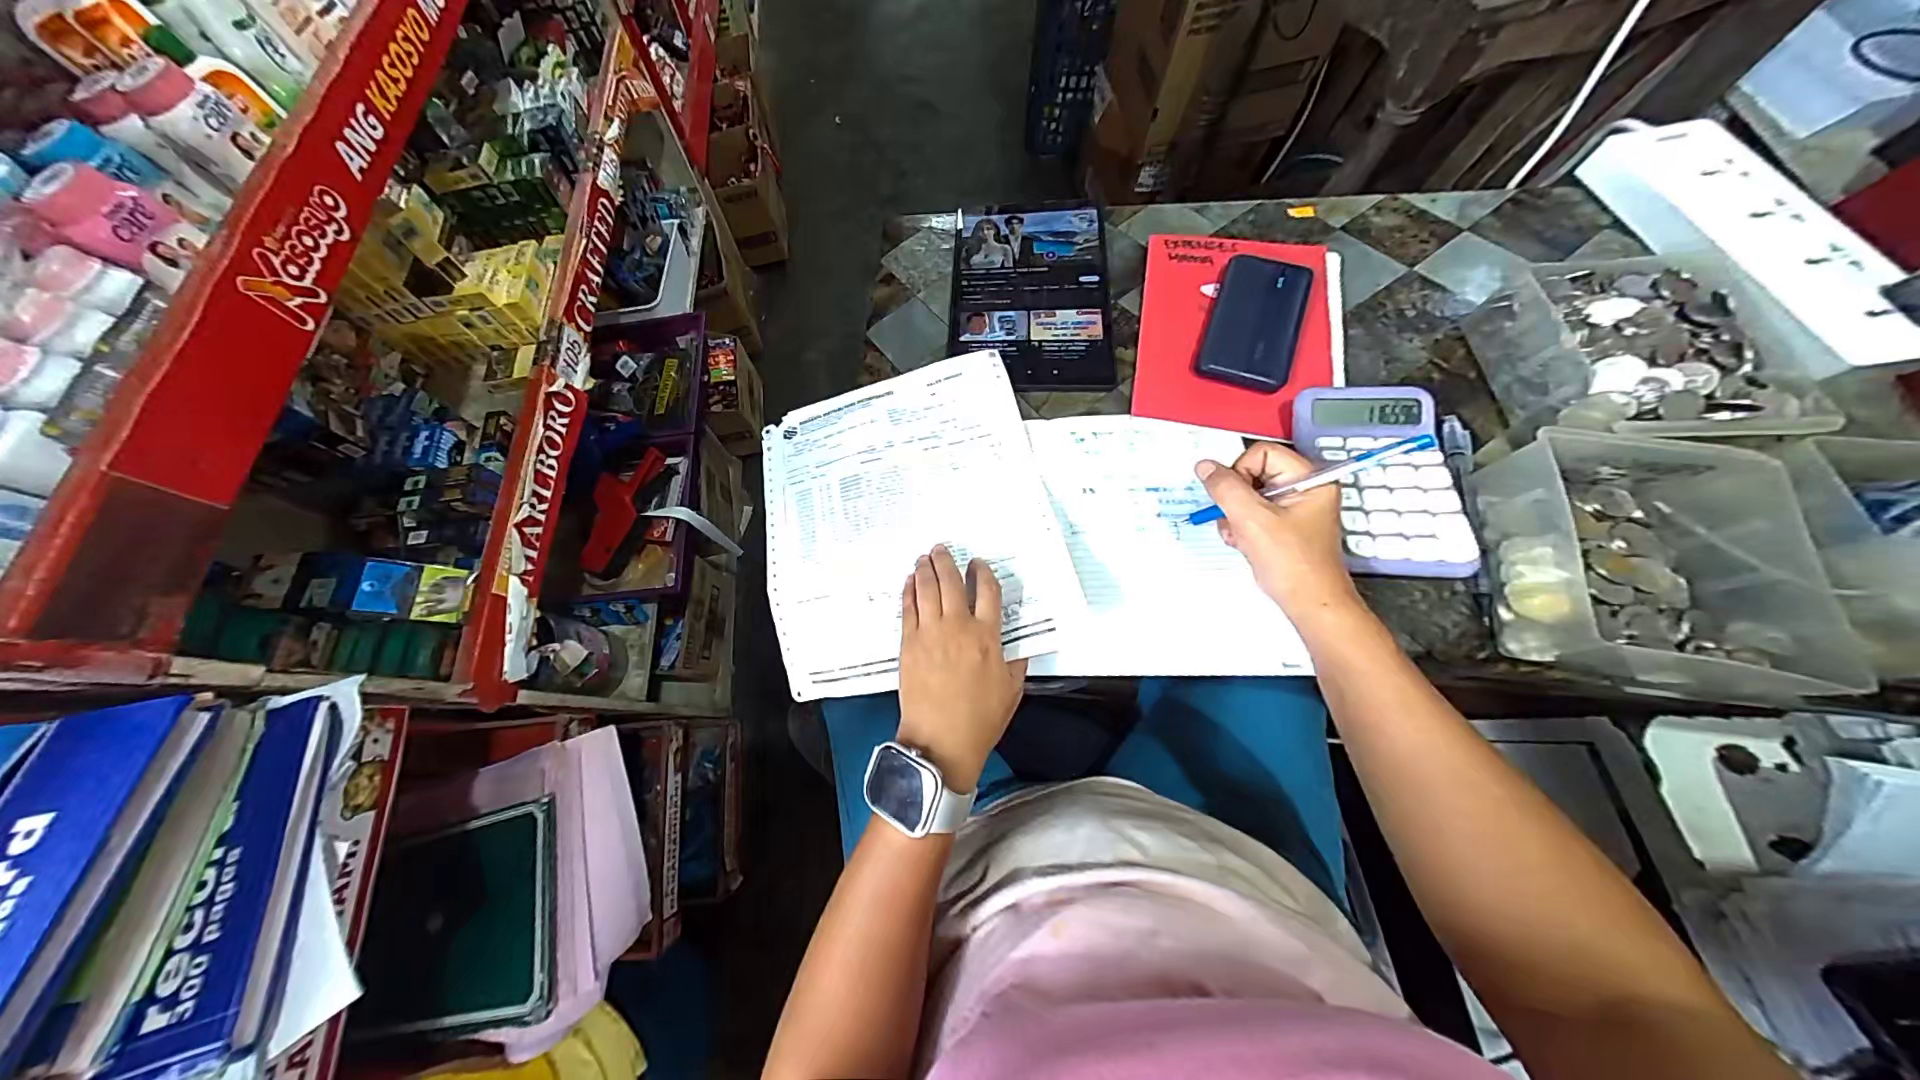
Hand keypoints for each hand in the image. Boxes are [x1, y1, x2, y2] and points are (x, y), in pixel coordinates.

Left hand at [895, 545, 1025, 792]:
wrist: (940, 741)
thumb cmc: (980, 719)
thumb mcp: (1011, 690)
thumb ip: (1016, 662)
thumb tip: (1018, 645)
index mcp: (987, 637)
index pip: (988, 592)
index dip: (983, 572)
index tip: (978, 564)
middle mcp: (959, 627)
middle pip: (952, 582)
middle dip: (947, 561)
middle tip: (943, 549)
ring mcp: (931, 633)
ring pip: (927, 590)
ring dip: (926, 569)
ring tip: (925, 557)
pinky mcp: (909, 643)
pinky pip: (908, 608)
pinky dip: (908, 591)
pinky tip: (909, 582)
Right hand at [1197, 442, 1361, 622]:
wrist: (1309, 603)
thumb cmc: (1296, 566)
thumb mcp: (1252, 520)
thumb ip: (1225, 488)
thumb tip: (1206, 467)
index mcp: (1310, 479)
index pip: (1262, 454)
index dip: (1241, 473)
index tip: (1235, 498)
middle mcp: (1304, 489)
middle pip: (1252, 474)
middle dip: (1237, 500)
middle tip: (1239, 520)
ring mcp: (1294, 509)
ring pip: (1248, 496)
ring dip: (1236, 517)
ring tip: (1245, 537)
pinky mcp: (1283, 526)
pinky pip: (1251, 514)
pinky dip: (1242, 528)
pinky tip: (1246, 544)